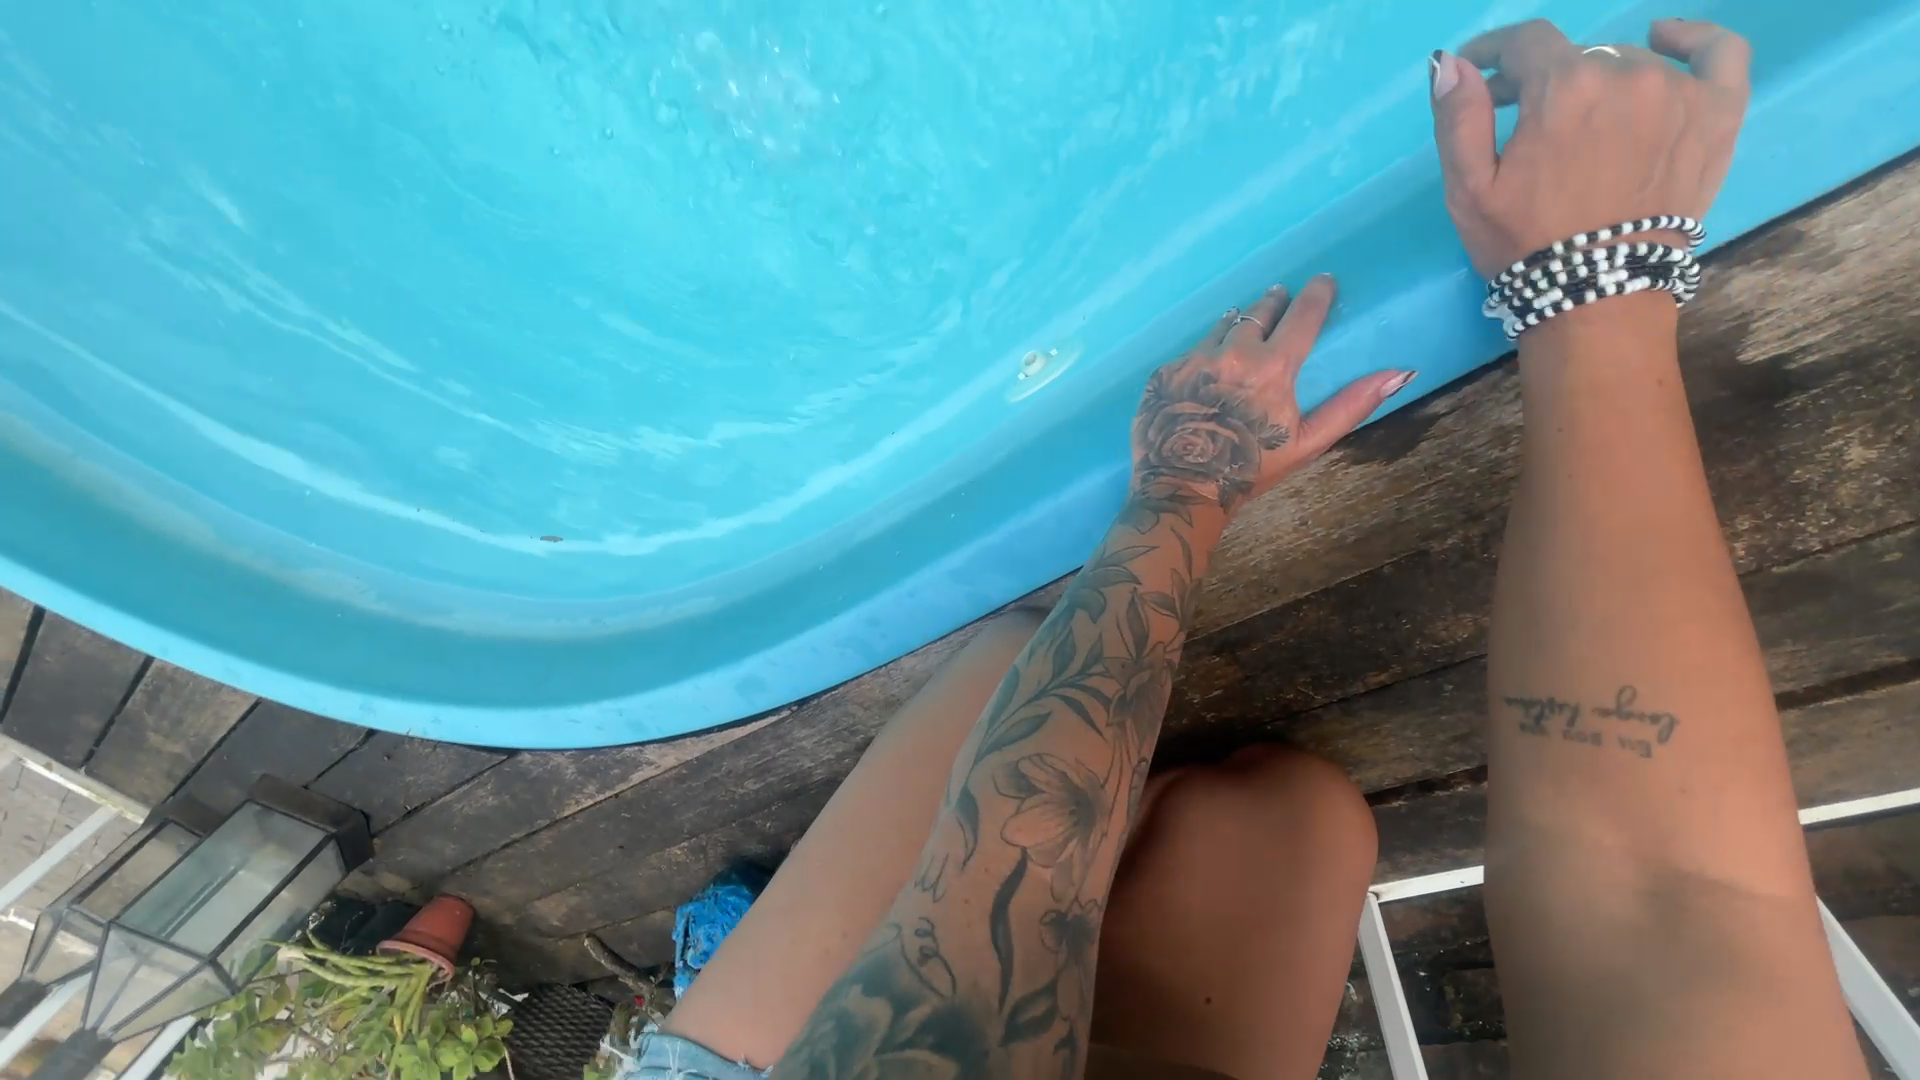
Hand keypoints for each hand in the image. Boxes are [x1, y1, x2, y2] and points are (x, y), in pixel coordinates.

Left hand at [1128, 276, 1413, 522]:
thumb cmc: (1249, 469)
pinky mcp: (1164, 372)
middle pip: (1258, 312)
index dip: (1315, 294)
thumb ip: (1351, 405)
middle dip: (1273, 303)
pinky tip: (1207, 368)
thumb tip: (1401, 372)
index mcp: (1271, 367)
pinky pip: (1191, 352)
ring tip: (1245, 325)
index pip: (1302, 314)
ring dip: (1238, 324)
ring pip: (1222, 328)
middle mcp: (1230, 353)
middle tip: (1279, 298)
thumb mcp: (1307, 442)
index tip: (1321, 281)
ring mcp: (1193, 360)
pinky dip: (1205, 354)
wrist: (1182, 488)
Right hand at [1431, 19, 1751, 277]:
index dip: (1493, 51)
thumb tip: (1449, 62)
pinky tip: (1666, 37)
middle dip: (1537, 80)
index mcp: (1563, 88)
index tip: (1476, 71)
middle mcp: (1628, 72)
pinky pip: (1717, 51)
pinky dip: (1690, 38)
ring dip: (1593, 82)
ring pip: (1627, 63)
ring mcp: (1680, 89)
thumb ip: (1459, 119)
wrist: (1596, 289)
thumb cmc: (1521, 242)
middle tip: (1514, 118)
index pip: (1526, 42)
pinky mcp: (1718, 111)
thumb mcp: (1468, 189)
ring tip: (1574, 121)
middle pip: (1574, 57)